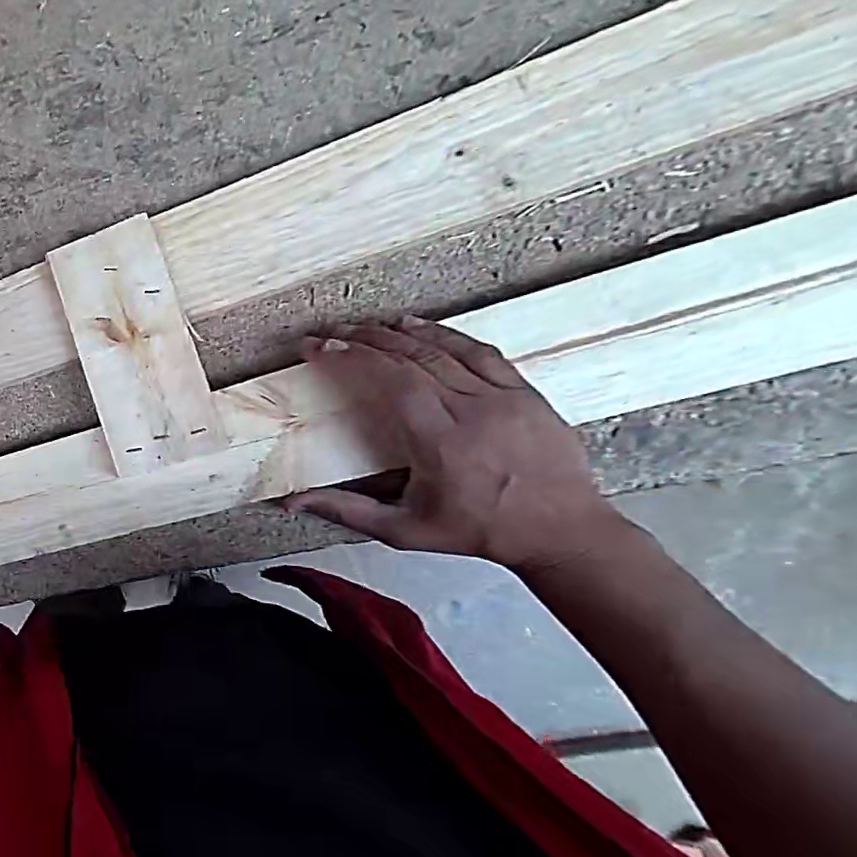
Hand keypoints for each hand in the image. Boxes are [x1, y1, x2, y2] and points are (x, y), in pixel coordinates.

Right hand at [281, 317, 632, 572]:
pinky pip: (479, 352)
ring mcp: (503, 397)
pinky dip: (444, 333)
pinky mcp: (524, 392)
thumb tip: (293, 503)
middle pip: (411, 357)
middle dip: (363, 339)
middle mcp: (472, 412)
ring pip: (441, 349)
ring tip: (363, 324)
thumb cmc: (479, 532)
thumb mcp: (403, 530)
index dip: (350, 358)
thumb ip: (345, 511)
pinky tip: (416, 325)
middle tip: (330, 332)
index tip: (319, 348)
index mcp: (441, 443)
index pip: (390, 382)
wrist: (563, 531)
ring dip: (396, 333)